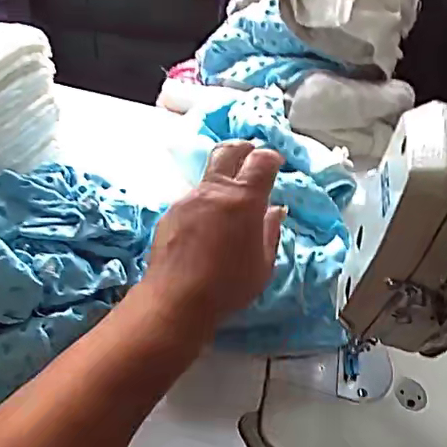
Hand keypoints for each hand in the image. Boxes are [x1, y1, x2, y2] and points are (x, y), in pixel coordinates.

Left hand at [138, 141, 285, 332]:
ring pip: (208, 176)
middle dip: (243, 148)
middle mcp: (214, 191)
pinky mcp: (171, 213)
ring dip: (222, 179)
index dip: (271, 157)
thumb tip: (276, 210)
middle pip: (228, 151)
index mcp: (244, 200)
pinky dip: (205, 202)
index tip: (276, 163)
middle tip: (251, 155)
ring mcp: (188, 199)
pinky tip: (206, 226)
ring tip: (229, 201)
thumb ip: (270, 231)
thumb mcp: (263, 264)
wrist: (175, 299)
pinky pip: (193, 199)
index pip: (261, 161)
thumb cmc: (227, 286)